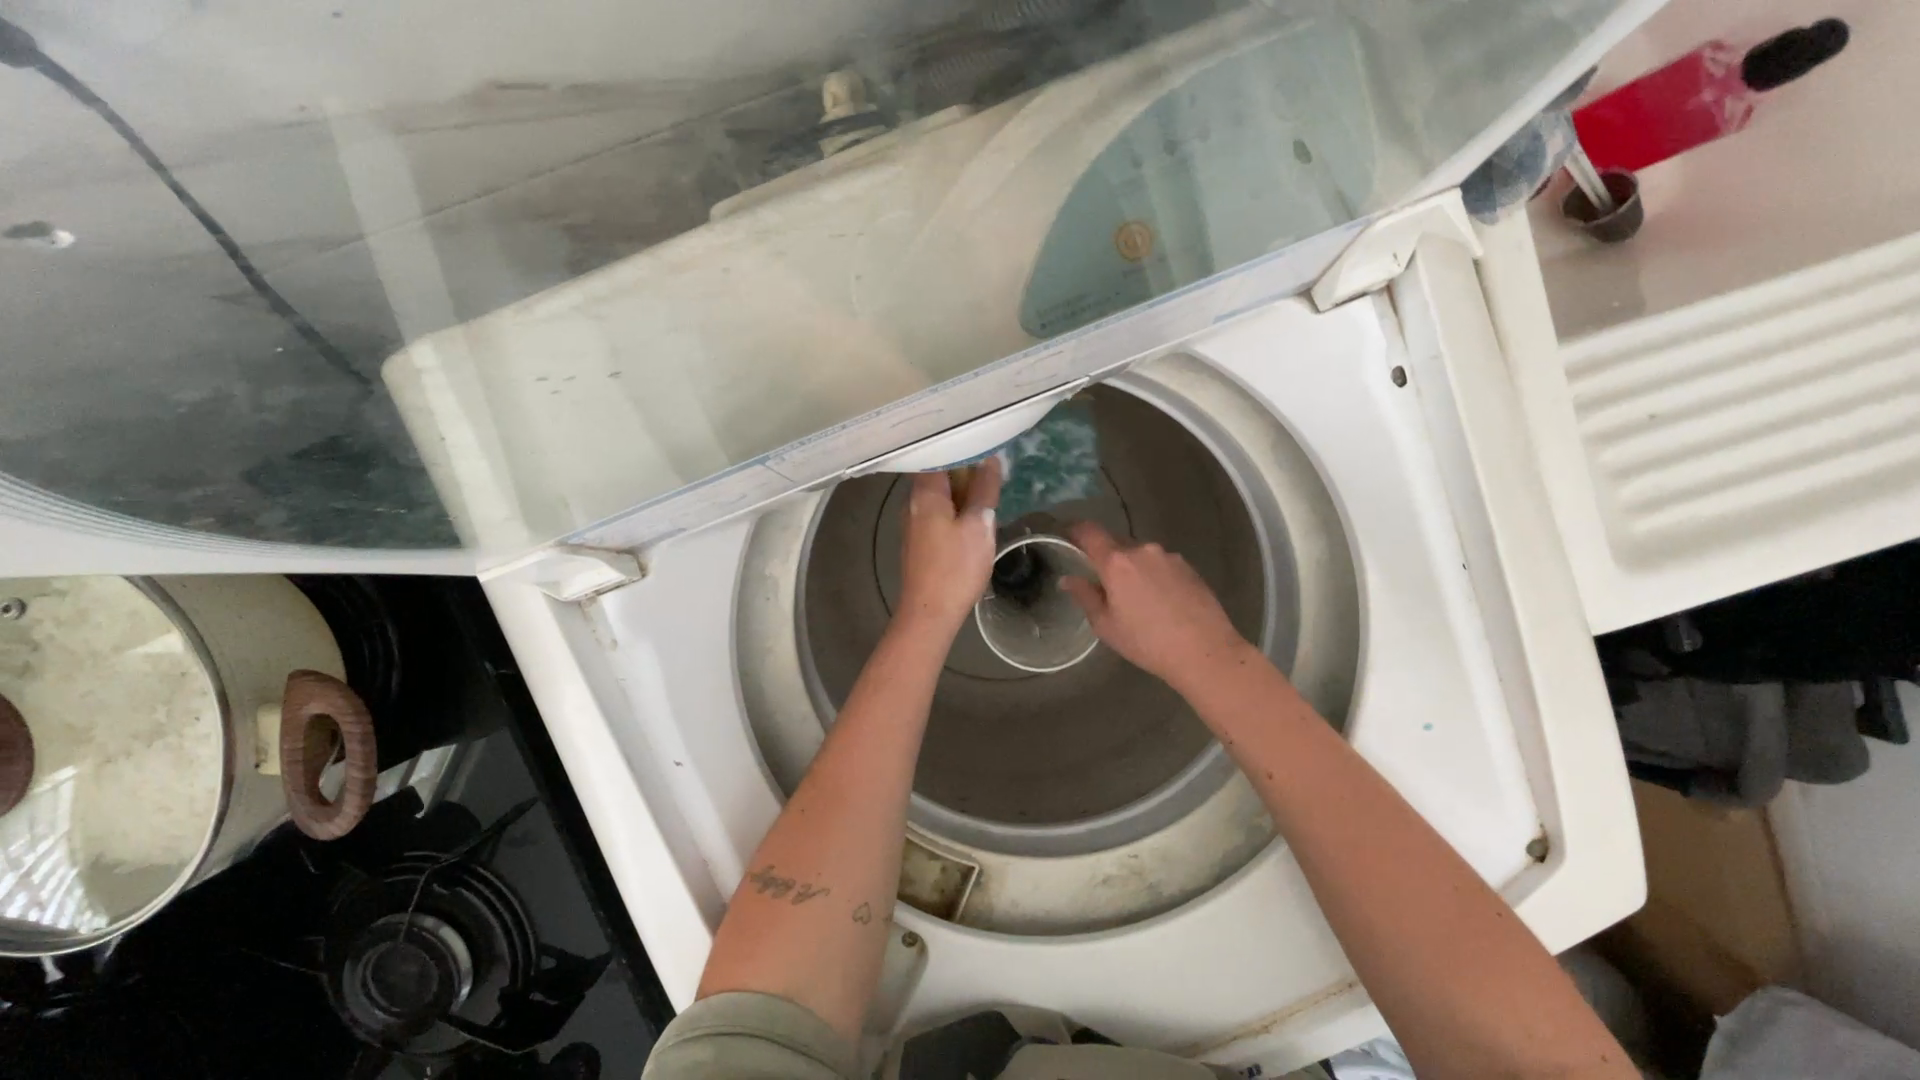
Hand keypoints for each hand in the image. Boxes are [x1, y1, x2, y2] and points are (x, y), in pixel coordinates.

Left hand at [896, 458, 1001, 635]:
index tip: (985, 447)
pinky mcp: (917, 543)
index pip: (939, 455)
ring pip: (938, 497)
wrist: (930, 612)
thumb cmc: (956, 567)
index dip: (962, 450)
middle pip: (937, 476)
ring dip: (961, 494)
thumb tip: (991, 460)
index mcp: (924, 494)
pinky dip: (954, 511)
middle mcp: (912, 504)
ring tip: (986, 495)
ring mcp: (912, 524)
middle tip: (992, 472)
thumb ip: (984, 490)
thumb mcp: (979, 525)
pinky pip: (936, 515)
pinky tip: (972, 520)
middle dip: (964, 472)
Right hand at [1060, 521, 1253, 689]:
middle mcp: (1143, 550)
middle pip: (1116, 543)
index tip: (1068, 536)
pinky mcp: (1189, 567)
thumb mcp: (1106, 625)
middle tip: (1103, 583)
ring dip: (1133, 568)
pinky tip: (1161, 601)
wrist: (1205, 650)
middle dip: (1106, 558)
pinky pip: (1162, 564)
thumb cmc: (1147, 642)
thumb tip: (1068, 579)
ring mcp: (1169, 557)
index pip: (1089, 532)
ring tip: (1137, 598)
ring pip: (1141, 555)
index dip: (1075, 530)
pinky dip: (1154, 575)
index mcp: (1117, 562)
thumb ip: (1085, 596)